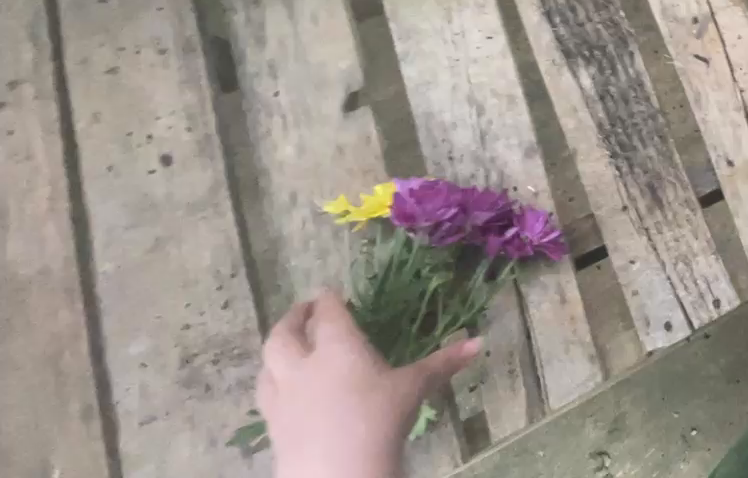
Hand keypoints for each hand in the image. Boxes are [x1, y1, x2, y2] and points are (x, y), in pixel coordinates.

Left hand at [257, 289, 479, 477]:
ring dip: (275, 351)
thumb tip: (479, 341)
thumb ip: (444, 362)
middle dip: (290, 319)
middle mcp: (304, 368)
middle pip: (282, 337)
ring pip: (266, 366)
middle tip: (302, 309)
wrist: (337, 476)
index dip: (326, 299)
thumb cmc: (380, 420)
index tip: (326, 289)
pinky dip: (272, 381)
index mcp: (339, 349)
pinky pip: (265, 395)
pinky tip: (284, 388)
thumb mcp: (416, 387)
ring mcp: (283, 399)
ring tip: (287, 346)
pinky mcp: (273, 428)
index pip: (328, 315)